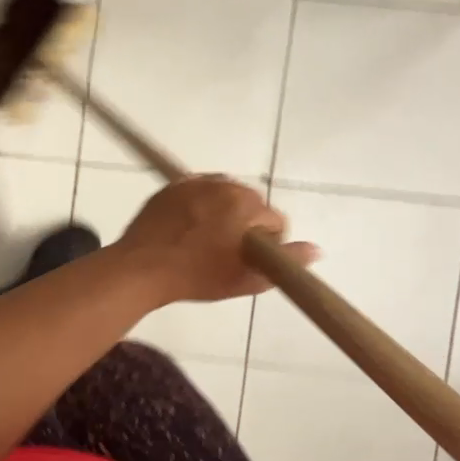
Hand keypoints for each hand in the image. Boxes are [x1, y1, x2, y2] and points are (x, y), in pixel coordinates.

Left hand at [115, 176, 318, 303]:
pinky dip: (200, 202)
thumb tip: (316, 249)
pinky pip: (196, 190)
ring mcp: (190, 183)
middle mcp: (219, 185)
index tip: (249, 258)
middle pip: (249, 201)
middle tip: (228, 249)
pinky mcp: (168, 187)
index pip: (275, 220)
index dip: (267, 242)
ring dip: (224, 210)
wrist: (143, 267)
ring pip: (223, 193)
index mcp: (244, 204)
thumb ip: (287, 261)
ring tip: (210, 237)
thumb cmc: (198, 276)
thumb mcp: (248, 277)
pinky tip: (192, 223)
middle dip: (246, 222)